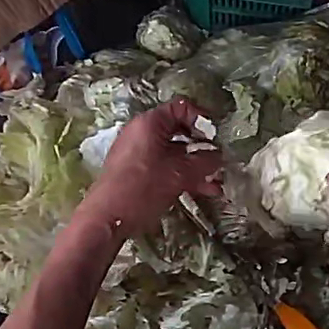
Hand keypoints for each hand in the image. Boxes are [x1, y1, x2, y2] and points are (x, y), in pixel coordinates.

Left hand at [77, 98, 223, 237]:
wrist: (107, 219)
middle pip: (180, 131)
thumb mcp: (180, 173)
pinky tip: (204, 191)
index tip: (218, 137)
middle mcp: (143, 133)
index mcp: (150, 123)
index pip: (181, 108)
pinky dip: (184, 175)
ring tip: (217, 183)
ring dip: (197, 166)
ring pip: (175, 153)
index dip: (203, 119)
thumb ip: (205, 161)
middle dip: (204, 147)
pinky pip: (166, 167)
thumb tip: (220, 156)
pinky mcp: (138, 172)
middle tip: (221, 160)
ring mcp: (139, 153)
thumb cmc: (143, 188)